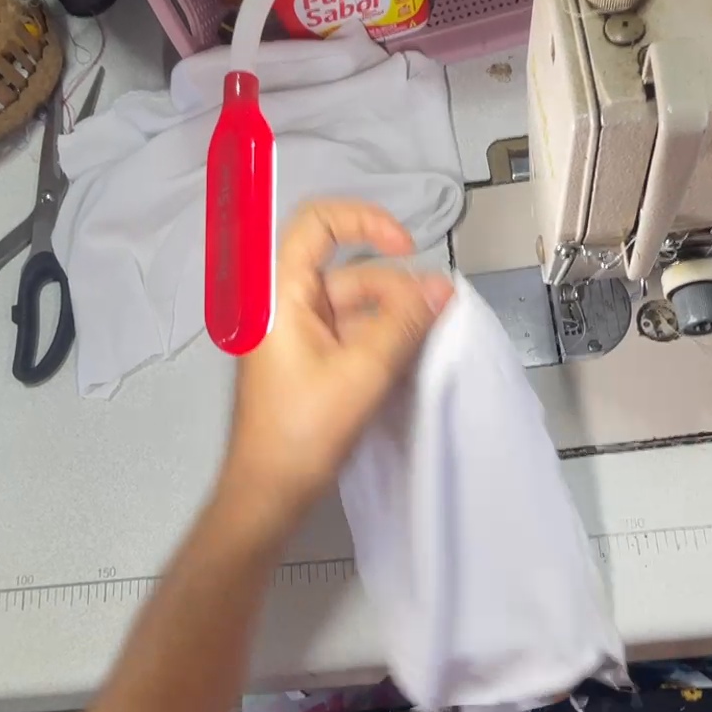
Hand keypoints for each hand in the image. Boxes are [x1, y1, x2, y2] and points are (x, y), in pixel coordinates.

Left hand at [221, 199, 452, 516]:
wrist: (268, 491)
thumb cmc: (303, 430)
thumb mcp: (362, 371)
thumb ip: (404, 323)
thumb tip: (442, 287)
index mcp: (280, 293)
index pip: (317, 223)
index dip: (365, 220)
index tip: (407, 248)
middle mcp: (285, 304)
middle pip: (349, 271)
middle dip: (397, 288)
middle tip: (441, 314)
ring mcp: (297, 334)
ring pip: (355, 306)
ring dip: (396, 318)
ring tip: (433, 339)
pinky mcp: (309, 360)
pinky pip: (351, 334)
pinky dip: (382, 340)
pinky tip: (412, 357)